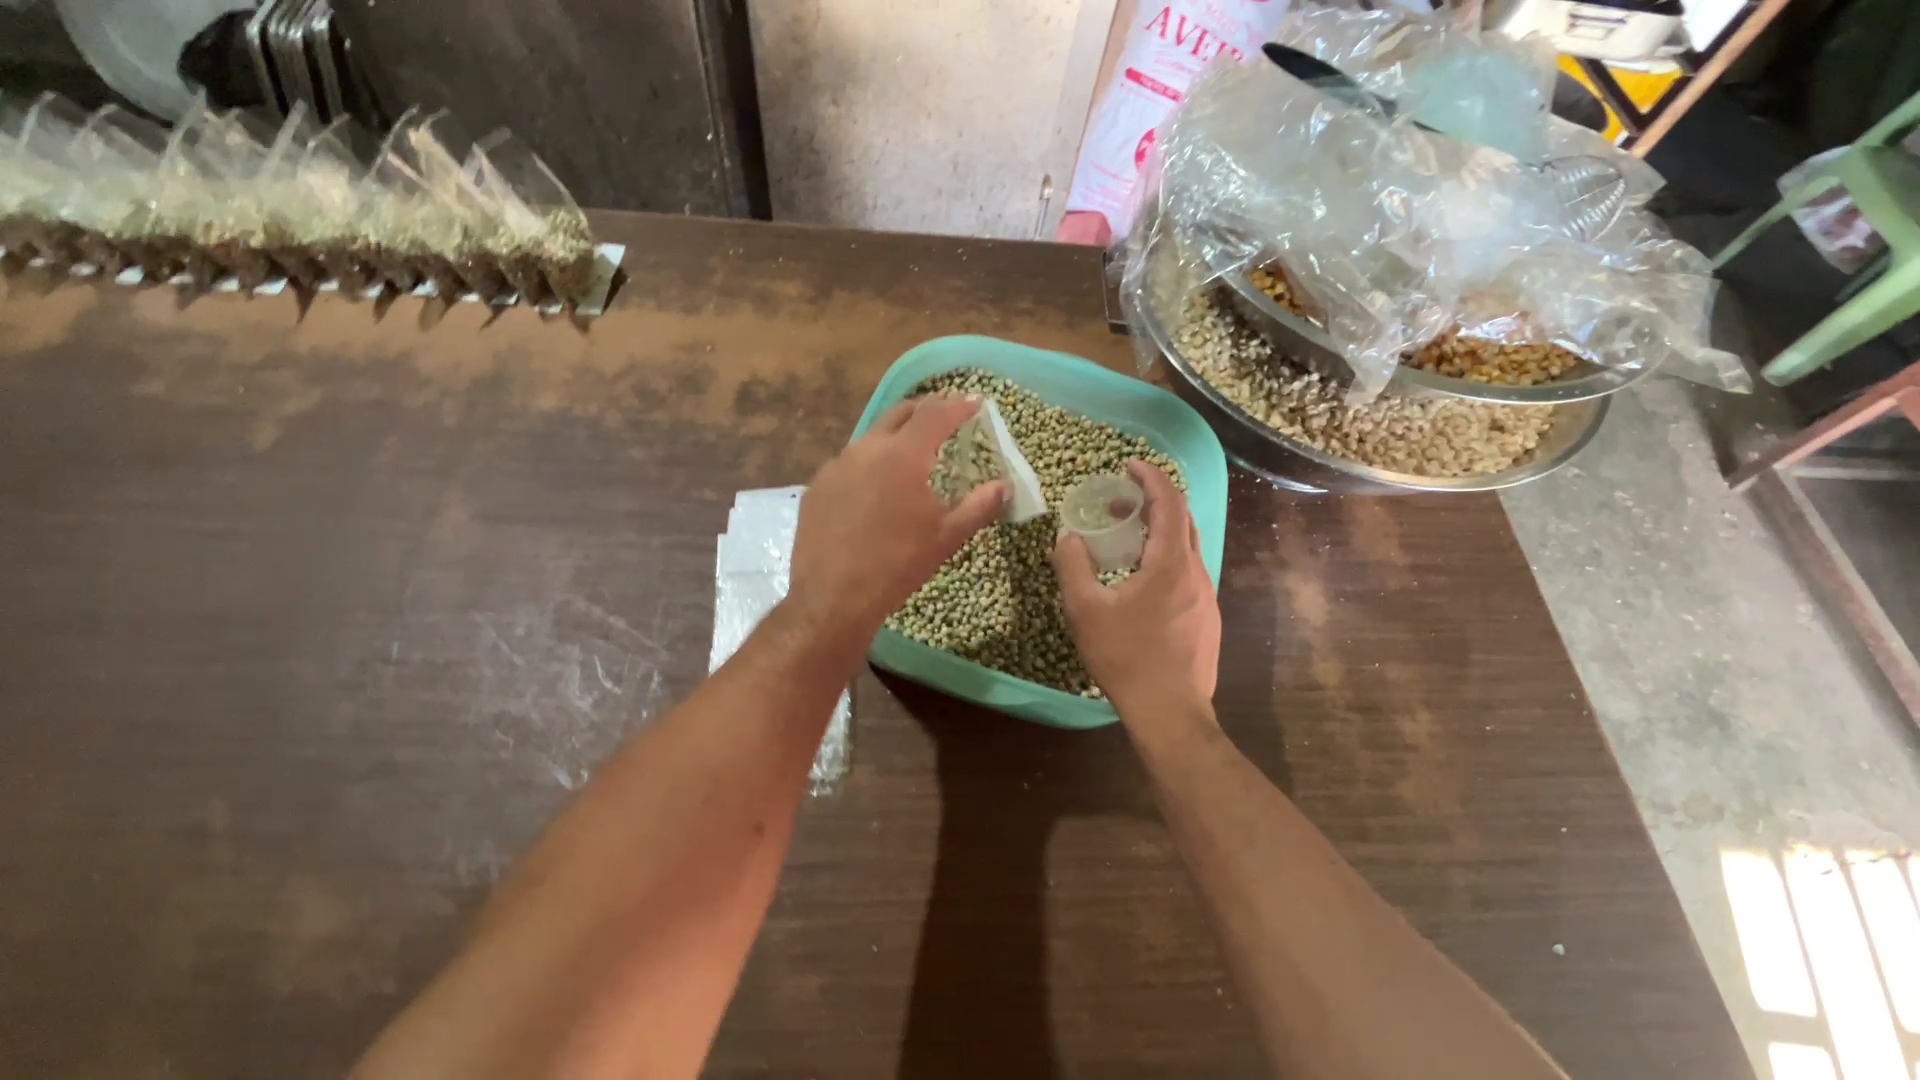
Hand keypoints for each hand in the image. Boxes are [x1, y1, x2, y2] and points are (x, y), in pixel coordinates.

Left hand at [787, 395, 1008, 654]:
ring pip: (871, 438)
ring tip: (911, 455)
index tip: (975, 402)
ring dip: (895, 438)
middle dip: (925, 411)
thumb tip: (1004, 487)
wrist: (833, 596)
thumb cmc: (898, 565)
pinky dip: (869, 465)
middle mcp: (866, 449)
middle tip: (944, 418)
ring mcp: (836, 466)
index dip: (958, 405)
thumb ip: (979, 506)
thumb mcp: (946, 537)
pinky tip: (875, 489)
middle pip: (900, 414)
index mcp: (903, 455)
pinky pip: (848, 464)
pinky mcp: (817, 487)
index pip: (935, 414)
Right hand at [1052, 459, 1219, 716]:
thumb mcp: (1085, 610)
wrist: (1170, 711)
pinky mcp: (1207, 617)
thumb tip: (1067, 537)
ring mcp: (1206, 596)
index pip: (1170, 501)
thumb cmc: (1126, 657)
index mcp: (1170, 563)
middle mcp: (1196, 572)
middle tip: (1120, 503)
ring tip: (1126, 540)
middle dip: (1153, 502)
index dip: (1150, 477)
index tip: (1128, 466)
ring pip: (1187, 547)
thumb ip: (1072, 567)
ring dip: (1159, 532)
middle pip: (1183, 519)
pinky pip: (1188, 571)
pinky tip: (1142, 581)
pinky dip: (1166, 557)